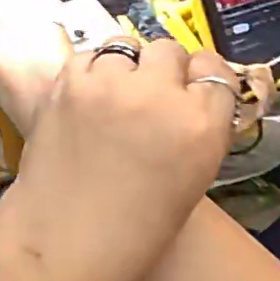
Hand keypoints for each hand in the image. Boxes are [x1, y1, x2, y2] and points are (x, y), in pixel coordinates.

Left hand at [0, 39, 239, 280]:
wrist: (66, 233)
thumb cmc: (136, 223)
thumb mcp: (192, 174)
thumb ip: (194, 126)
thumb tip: (185, 95)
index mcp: (202, 123)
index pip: (214, 71)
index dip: (200, 75)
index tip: (189, 82)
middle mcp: (157, 94)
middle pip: (167, 51)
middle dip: (161, 65)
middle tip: (148, 85)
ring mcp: (107, 85)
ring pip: (122, 47)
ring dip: (122, 63)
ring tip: (113, 88)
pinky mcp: (66, 84)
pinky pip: (84, 58)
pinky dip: (88, 69)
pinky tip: (86, 92)